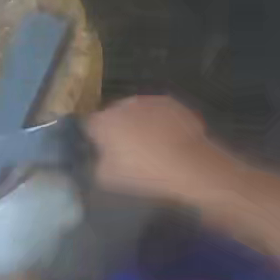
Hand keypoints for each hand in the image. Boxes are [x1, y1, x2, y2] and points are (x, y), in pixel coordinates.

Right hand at [83, 96, 243, 205]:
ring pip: (136, 111)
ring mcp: (147, 101)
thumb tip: (99, 157)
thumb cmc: (144, 173)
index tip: (104, 149)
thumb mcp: (108, 179)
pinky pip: (157, 111)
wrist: (189, 166)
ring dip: (138, 122)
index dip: (96, 137)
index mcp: (103, 122)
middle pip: (113, 114)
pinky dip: (159, 120)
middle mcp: (121, 105)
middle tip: (129, 148)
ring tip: (151, 143)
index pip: (90, 124)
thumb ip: (96, 164)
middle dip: (118, 127)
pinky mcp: (170, 102)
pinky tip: (168, 137)